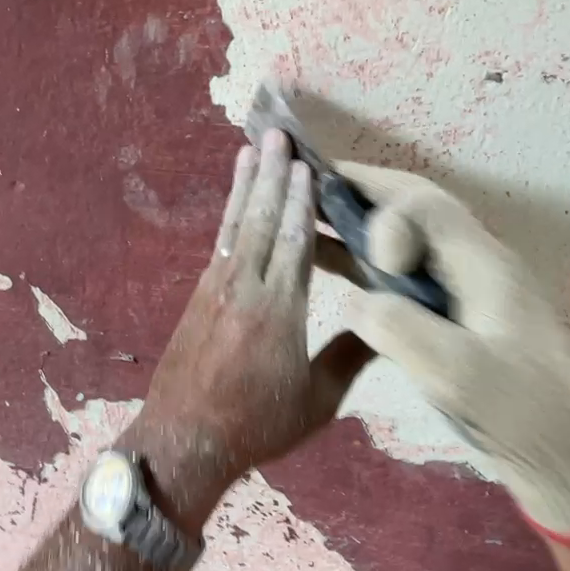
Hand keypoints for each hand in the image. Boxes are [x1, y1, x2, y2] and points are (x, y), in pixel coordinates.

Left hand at [123, 131, 374, 527]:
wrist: (187, 435)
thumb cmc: (258, 422)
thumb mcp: (317, 401)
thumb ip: (349, 357)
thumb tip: (382, 323)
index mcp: (279, 310)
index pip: (294, 243)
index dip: (300, 202)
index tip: (307, 166)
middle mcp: (246, 286)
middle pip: (262, 220)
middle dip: (271, 175)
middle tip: (278, 135)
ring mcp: (217, 285)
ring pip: (237, 224)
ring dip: (246, 183)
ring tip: (252, 147)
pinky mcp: (201, 290)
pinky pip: (221, 239)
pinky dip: (229, 211)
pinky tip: (235, 195)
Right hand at [337, 161, 569, 547]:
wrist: (565, 463)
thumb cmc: (518, 415)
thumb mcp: (457, 373)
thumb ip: (401, 327)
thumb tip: (355, 301)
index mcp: (483, 265)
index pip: (425, 205)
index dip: (386, 213)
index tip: (372, 258)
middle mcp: (474, 262)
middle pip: (413, 207)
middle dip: (362, 191)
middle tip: (308, 182)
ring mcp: (464, 287)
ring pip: (404, 236)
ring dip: (357, 222)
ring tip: (305, 212)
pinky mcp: (453, 313)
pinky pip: (401, 269)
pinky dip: (363, 258)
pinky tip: (328, 262)